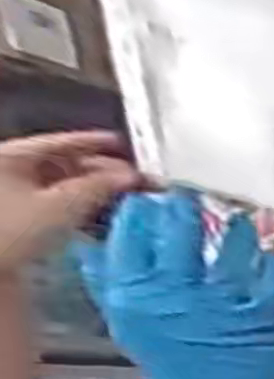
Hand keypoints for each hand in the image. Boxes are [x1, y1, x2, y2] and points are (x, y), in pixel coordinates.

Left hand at [0, 131, 138, 275]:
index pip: (58, 143)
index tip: (125, 144)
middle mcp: (14, 170)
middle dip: (108, 173)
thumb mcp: (61, 205)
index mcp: (11, 157)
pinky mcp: (32, 215)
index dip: (93, 142)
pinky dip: (95, 209)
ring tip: (140, 201)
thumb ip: (99, 188)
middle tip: (146, 183)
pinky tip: (116, 217)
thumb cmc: (14, 227)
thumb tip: (135, 176)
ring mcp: (22, 192)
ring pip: (72, 186)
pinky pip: (70, 205)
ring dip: (106, 194)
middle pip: (68, 165)